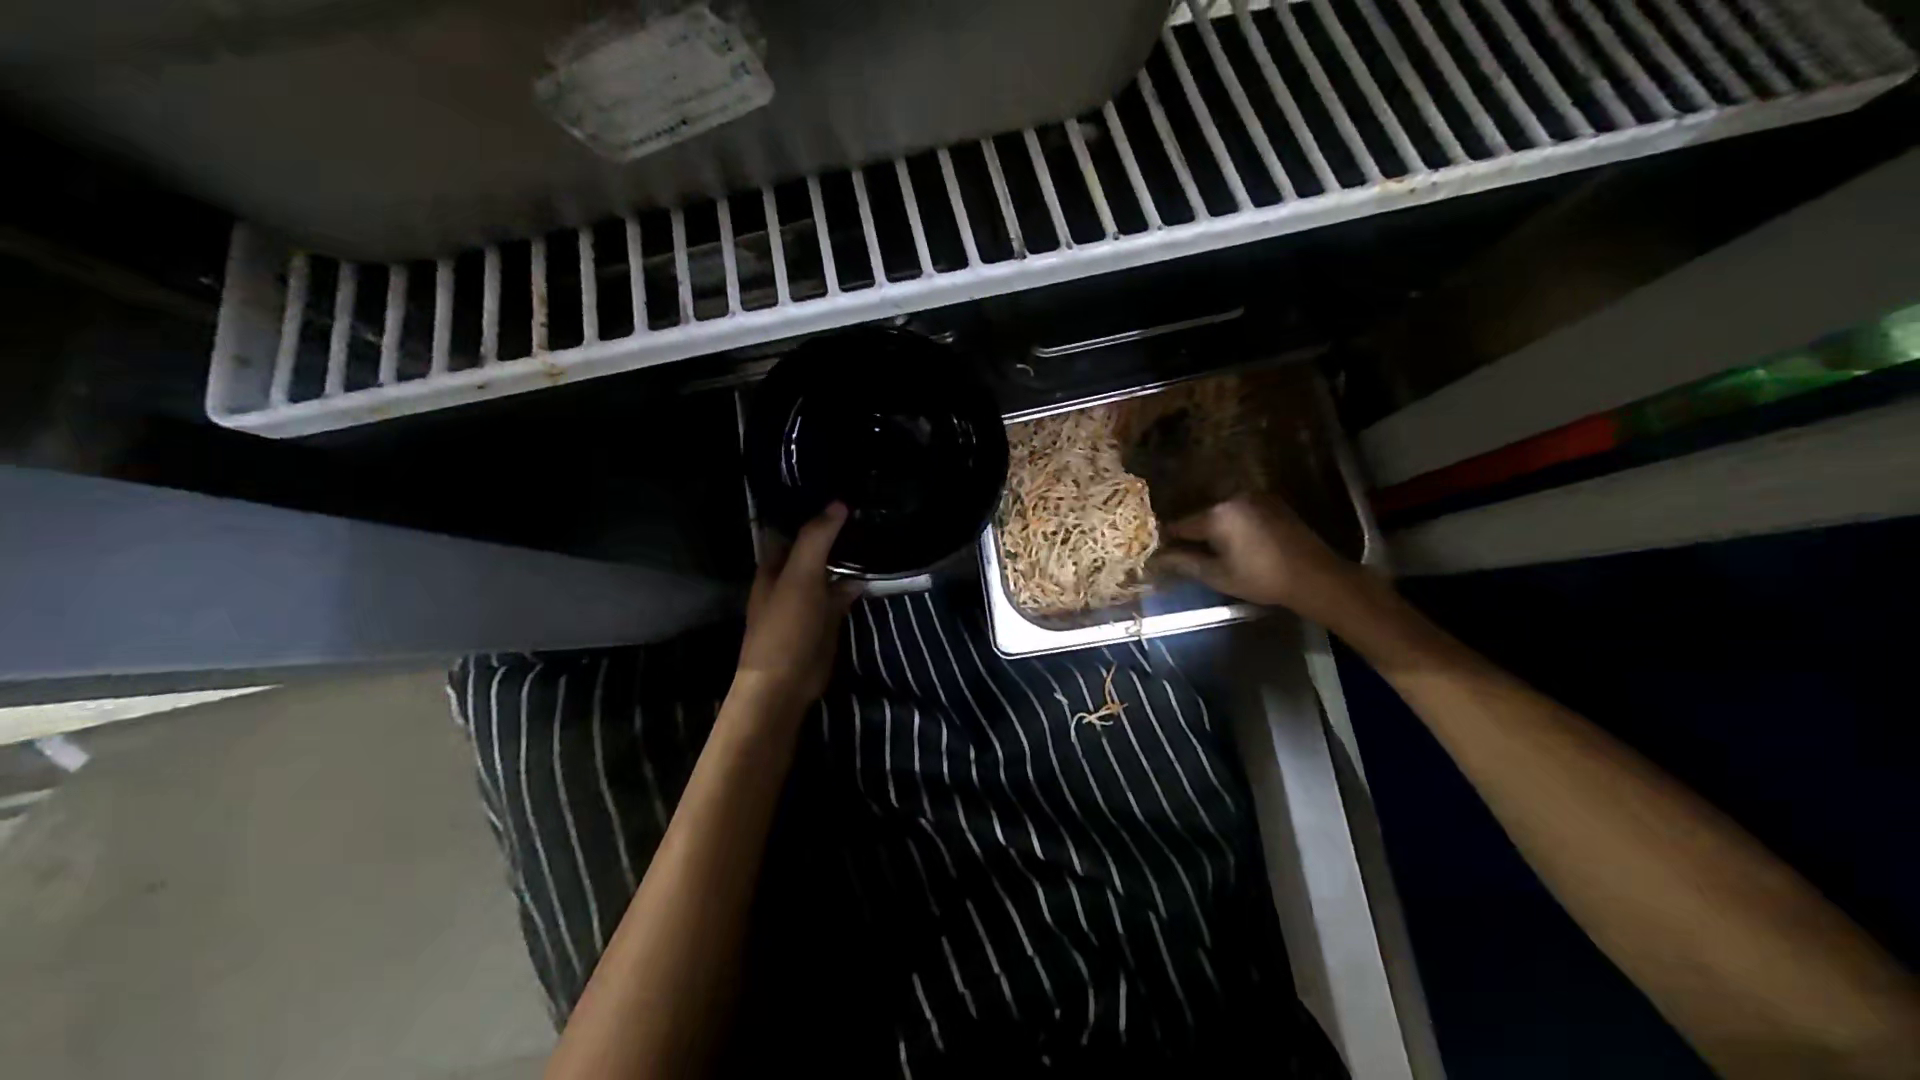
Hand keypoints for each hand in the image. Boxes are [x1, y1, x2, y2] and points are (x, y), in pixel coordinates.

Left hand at [735, 503, 861, 708]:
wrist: (786, 683)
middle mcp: (790, 579)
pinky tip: (877, 569)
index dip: (812, 510)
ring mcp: (809, 600)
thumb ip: (816, 539)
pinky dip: (857, 583)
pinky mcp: (827, 620)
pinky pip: (843, 593)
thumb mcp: (800, 576)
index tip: (842, 493)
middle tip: (867, 509)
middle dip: (835, 532)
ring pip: (831, 570)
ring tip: (878, 531)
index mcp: (774, 566)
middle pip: (813, 548)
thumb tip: (839, 504)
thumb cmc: (785, 626)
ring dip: (849, 556)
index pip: (793, 528)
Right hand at [1151, 494, 1367, 621]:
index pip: (1180, 525)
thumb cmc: (1262, 579)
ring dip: (1214, 529)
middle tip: (1188, 556)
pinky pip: (1241, 511)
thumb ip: (1185, 562)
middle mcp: (1233, 499)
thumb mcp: (1218, 575)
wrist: (1314, 576)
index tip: (1161, 553)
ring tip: (1214, 551)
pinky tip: (1239, 543)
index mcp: (1217, 515)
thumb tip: (1157, 558)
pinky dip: (1234, 524)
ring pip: (1221, 513)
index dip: (1168, 540)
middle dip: (1192, 534)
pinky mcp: (1272, 502)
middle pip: (1201, 516)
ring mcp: (1255, 498)